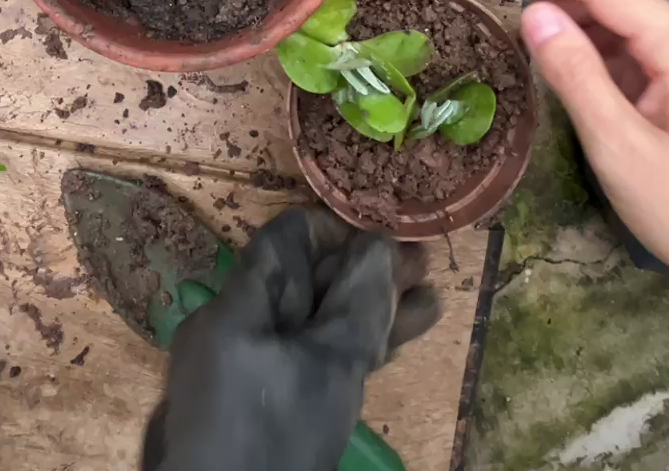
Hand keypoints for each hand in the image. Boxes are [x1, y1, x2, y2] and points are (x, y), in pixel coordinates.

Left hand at [140, 207, 439, 470]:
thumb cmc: (272, 437)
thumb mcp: (325, 369)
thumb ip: (355, 306)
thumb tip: (379, 246)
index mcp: (238, 303)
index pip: (285, 241)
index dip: (336, 232)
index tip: (384, 238)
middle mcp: (239, 326)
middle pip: (306, 282)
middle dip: (364, 272)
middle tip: (423, 266)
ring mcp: (250, 367)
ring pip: (314, 324)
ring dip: (368, 311)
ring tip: (430, 299)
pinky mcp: (265, 404)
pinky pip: (309, 361)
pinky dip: (349, 351)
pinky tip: (395, 343)